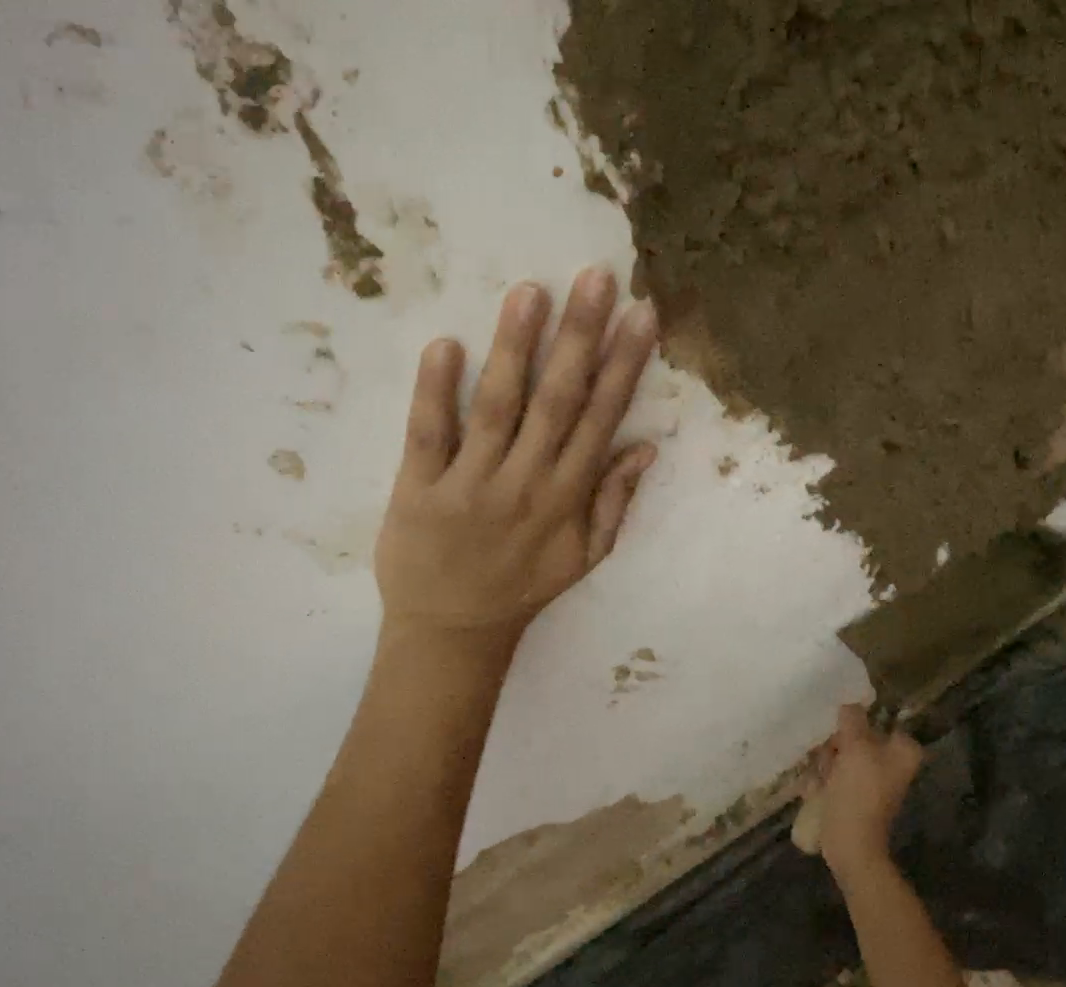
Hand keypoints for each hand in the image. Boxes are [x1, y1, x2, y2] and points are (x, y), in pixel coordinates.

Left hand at [374, 266, 658, 642]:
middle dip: (580, 336)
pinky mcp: (418, 488)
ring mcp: (471, 483)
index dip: (624, 365)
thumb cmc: (525, 586)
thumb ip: (615, 500)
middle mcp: (526, 482)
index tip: (641, 315)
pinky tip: (446, 344)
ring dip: (515, 347)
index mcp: (568, 495)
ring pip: (498, 407)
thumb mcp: (587, 554)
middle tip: (596, 277)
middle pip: (558, 401)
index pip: (602, 418)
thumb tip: (647, 447)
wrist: (453, 629)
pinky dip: (435, 390)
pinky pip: (428, 434)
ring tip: (530, 291)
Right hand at [817, 705, 923, 875]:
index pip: (879, 721)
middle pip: (858, 738)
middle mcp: (893, 763)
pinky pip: (837, 777)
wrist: (851, 846)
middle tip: (828, 760)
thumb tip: (849, 705)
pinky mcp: (856, 797)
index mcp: (903, 750)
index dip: (855, 723)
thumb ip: (852, 720)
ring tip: (821, 780)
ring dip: (826, 765)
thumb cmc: (859, 793)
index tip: (838, 729)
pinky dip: (824, 782)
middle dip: (836, 748)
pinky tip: (816, 790)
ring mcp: (873, 781)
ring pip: (843, 757)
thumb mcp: (856, 748)